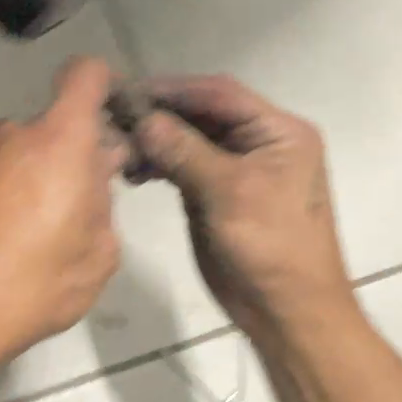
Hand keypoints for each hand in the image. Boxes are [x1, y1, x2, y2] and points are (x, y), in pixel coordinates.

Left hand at [0, 57, 124, 363]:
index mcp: (60, 139)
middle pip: (58, 123)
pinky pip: (1, 170)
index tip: (118, 115)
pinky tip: (14, 238)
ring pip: (27, 150)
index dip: (107, 84)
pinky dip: (14, 189)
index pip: (86, 75)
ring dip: (44, 174)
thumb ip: (104, 203)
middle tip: (88, 201)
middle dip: (77, 152)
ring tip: (48, 231)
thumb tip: (93, 184)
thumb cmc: (37, 280)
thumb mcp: (100, 252)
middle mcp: (16, 133)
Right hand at [131, 76, 354, 328]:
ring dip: (154, 140)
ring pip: (188, 138)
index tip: (128, 91)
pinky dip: (158, 163)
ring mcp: (237, 167)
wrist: (288, 312)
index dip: (173, 89)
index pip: (219, 93)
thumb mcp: (229, 193)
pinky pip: (183, 164)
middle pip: (201, 112)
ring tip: (119, 148)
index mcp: (278, 132)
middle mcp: (259, 141)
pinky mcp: (217, 191)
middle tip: (113, 115)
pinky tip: (133, 171)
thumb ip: (184, 150)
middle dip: (159, 114)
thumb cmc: (272, 247)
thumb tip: (140, 118)